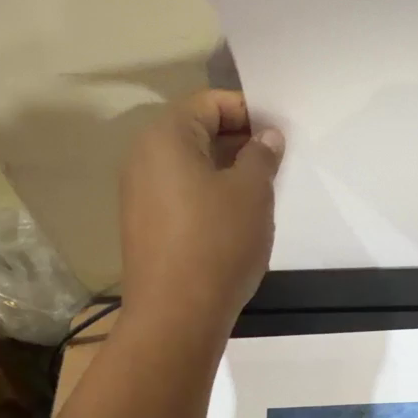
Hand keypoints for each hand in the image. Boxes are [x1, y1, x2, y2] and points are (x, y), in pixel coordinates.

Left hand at [119, 90, 283, 335]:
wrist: (176, 315)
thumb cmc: (218, 242)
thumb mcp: (252, 192)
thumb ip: (261, 155)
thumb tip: (266, 137)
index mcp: (166, 136)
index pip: (211, 102)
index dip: (249, 111)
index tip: (279, 136)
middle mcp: (143, 157)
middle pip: (196, 131)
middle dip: (238, 141)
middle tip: (275, 165)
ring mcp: (138, 193)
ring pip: (189, 166)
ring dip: (226, 172)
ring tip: (259, 195)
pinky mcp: (144, 225)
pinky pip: (180, 194)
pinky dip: (208, 196)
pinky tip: (234, 221)